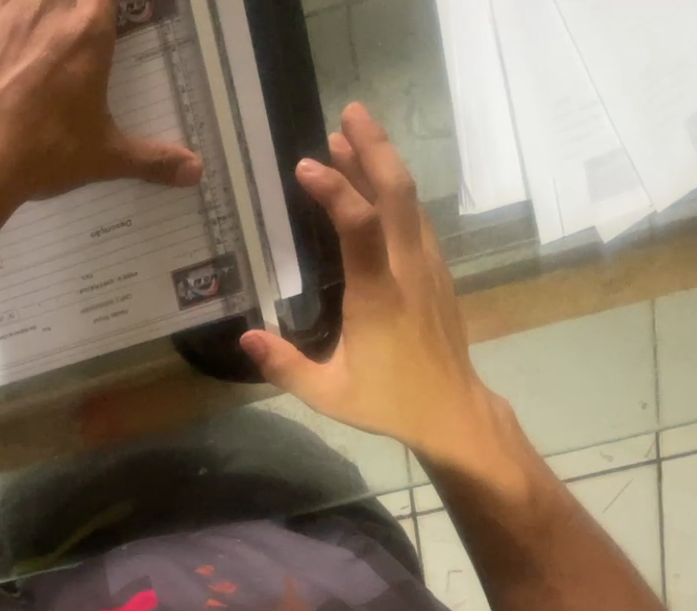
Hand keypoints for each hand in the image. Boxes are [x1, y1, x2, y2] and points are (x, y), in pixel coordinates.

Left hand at [0, 0, 203, 217]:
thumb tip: (196, 173)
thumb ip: (152, 159)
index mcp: (90, 24)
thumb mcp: (104, 157)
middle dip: (72, 2)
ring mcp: (3, 1)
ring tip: (35, 12)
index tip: (102, 15)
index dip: (105, 5)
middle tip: (72, 15)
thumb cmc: (45, 155)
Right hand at [239, 105, 506, 473]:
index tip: (305, 167)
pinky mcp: (436, 273)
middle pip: (396, 192)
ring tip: (353, 138)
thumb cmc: (387, 402)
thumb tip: (245, 338)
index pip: (359, 226)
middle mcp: (408, 269)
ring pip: (410, 201)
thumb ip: (284, 366)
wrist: (451, 411)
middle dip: (373, 149)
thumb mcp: (326, 393)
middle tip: (346, 115)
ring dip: (383, 165)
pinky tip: (378, 187)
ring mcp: (428, 267)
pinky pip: (415, 219)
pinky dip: (394, 193)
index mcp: (378, 295)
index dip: (334, 190)